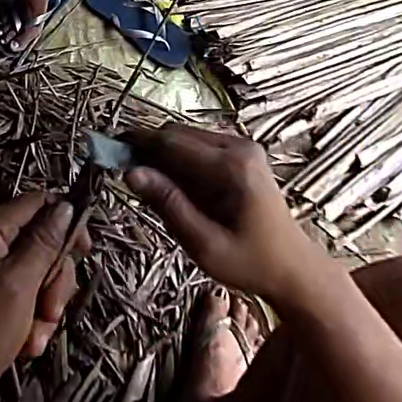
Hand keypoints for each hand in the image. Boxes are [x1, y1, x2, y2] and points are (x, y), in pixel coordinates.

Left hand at [0, 192, 90, 401]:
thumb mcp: (20, 284)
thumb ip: (45, 242)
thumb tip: (67, 206)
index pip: (40, 202)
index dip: (66, 221)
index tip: (84, 250)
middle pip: (48, 240)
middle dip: (55, 279)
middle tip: (48, 308)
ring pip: (46, 272)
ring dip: (48, 305)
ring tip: (34, 332)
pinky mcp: (4, 294)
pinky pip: (36, 295)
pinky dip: (37, 320)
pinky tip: (27, 342)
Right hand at [123, 124, 335, 304]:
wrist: (294, 268)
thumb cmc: (250, 263)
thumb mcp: (204, 245)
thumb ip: (168, 205)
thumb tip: (130, 173)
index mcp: (232, 166)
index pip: (172, 143)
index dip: (137, 144)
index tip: (108, 149)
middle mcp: (239, 145)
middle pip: (177, 134)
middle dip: (148, 150)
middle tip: (126, 176)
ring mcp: (242, 145)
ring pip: (185, 136)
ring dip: (163, 155)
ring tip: (153, 188)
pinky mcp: (241, 151)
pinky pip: (198, 144)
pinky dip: (179, 159)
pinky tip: (177, 187)